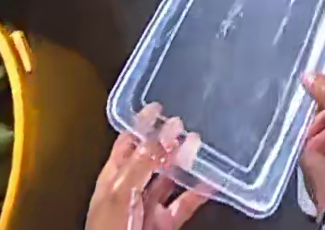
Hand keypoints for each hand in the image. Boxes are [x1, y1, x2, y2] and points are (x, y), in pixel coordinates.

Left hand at [86, 129, 210, 229]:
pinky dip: (198, 193)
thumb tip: (166, 130)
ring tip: (199, 145)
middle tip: (185, 125)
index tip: (159, 106)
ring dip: (184, 162)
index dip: (142, 123)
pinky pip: (183, 205)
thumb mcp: (121, 191)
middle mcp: (131, 188)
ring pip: (169, 179)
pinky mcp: (163, 225)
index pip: (129, 141)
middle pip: (152, 157)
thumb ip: (142, 160)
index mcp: (113, 176)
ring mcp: (148, 208)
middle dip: (168, 141)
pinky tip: (211, 181)